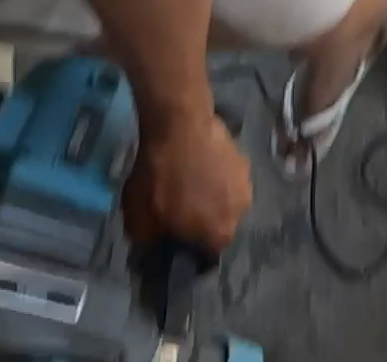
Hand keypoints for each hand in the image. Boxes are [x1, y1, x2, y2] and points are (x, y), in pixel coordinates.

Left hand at [123, 111, 250, 252]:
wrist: (182, 129)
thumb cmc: (160, 181)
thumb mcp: (140, 224)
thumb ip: (151, 246)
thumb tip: (155, 256)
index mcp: (219, 232)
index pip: (209, 257)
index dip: (190, 254)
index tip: (174, 245)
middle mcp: (241, 211)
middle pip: (221, 227)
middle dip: (203, 225)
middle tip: (179, 215)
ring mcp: (246, 181)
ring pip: (226, 201)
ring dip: (211, 200)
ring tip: (188, 188)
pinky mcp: (243, 158)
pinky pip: (228, 179)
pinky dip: (215, 179)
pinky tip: (196, 169)